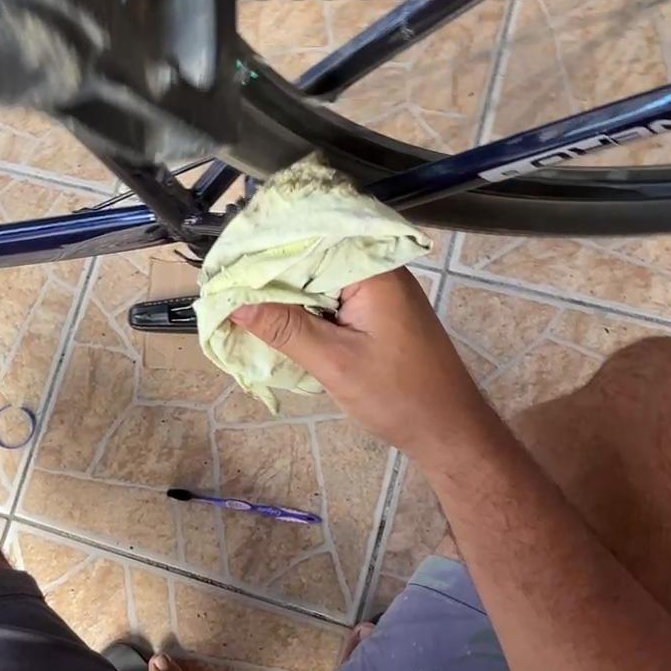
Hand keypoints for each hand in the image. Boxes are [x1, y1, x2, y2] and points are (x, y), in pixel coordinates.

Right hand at [230, 270, 504, 468]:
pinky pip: (331, 297)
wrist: (449, 431)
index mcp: (373, 270)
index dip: (264, 248)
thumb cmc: (399, 397)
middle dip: (269, 268)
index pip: (309, 239)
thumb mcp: (335, 363)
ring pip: (319, 278)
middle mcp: (378, 269)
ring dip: (283, 289)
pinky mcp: (377, 311)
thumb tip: (234, 301)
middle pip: (312, 255)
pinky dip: (304, 306)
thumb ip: (285, 328)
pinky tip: (274, 316)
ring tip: (236, 296)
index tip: (223, 262)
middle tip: (221, 281)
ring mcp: (379, 290)